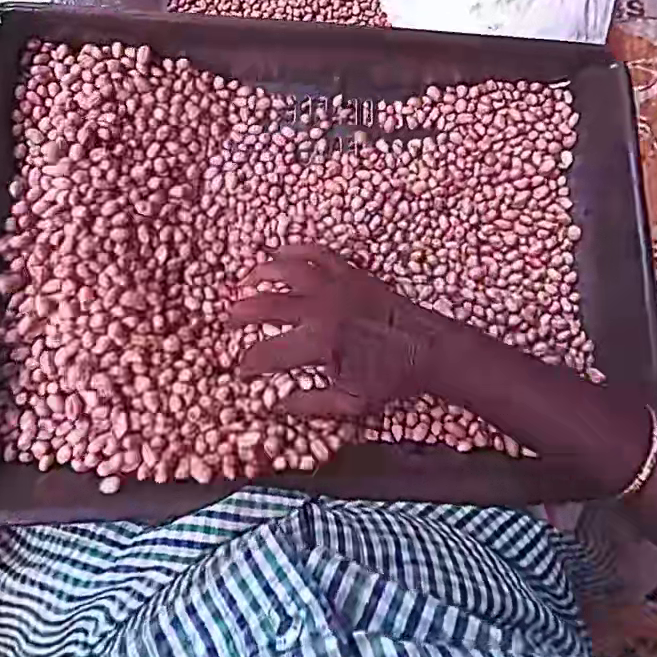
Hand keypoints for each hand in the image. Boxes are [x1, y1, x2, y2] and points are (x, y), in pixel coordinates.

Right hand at [227, 244, 468, 417]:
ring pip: (286, 269)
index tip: (242, 369)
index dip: (249, 363)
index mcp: (319, 343)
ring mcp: (334, 285)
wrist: (427, 346)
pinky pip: (316, 253)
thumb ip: (309, 403)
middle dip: (241, 313)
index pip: (269, 352)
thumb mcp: (351, 402)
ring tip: (246, 280)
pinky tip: (281, 254)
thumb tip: (276, 405)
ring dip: (261, 274)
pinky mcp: (348, 271)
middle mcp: (320, 308)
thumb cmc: (390, 377)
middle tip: (228, 321)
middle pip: (267, 305)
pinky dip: (295, 250)